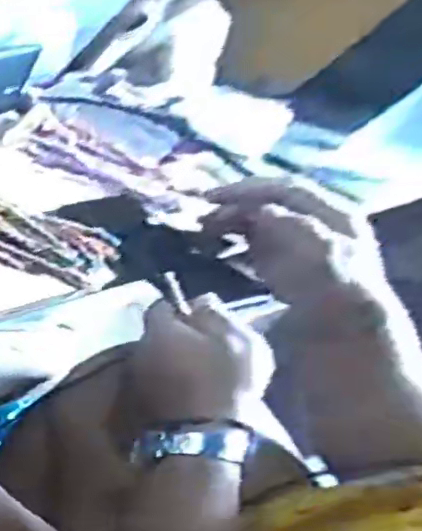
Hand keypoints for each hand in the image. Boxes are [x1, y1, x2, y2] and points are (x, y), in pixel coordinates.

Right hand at [129, 293, 274, 426]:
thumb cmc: (177, 380)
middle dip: (190, 332)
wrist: (201, 429)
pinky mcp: (249, 391)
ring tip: (175, 367)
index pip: (201, 301)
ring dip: (199, 353)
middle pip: (214, 326)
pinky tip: (192, 384)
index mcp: (232, 322)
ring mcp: (257, 366)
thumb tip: (163, 302)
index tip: (153, 324)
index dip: (175, 309)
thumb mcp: (159, 341)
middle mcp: (253, 338)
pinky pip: (225, 370)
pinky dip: (208, 372)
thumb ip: (162, 318)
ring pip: (220, 348)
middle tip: (161, 346)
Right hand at [201, 177, 393, 316]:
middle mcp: (319, 225)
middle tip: (189, 220)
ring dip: (224, 225)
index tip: (199, 201)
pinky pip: (251, 245)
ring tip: (193, 236)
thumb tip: (258, 212)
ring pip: (258, 223)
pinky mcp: (282, 267)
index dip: (245, 190)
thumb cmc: (331, 306)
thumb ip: (296, 235)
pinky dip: (226, 244)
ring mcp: (301, 246)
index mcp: (334, 218)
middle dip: (229, 207)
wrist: (341, 340)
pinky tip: (207, 254)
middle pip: (270, 203)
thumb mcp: (320, 267)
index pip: (287, 189)